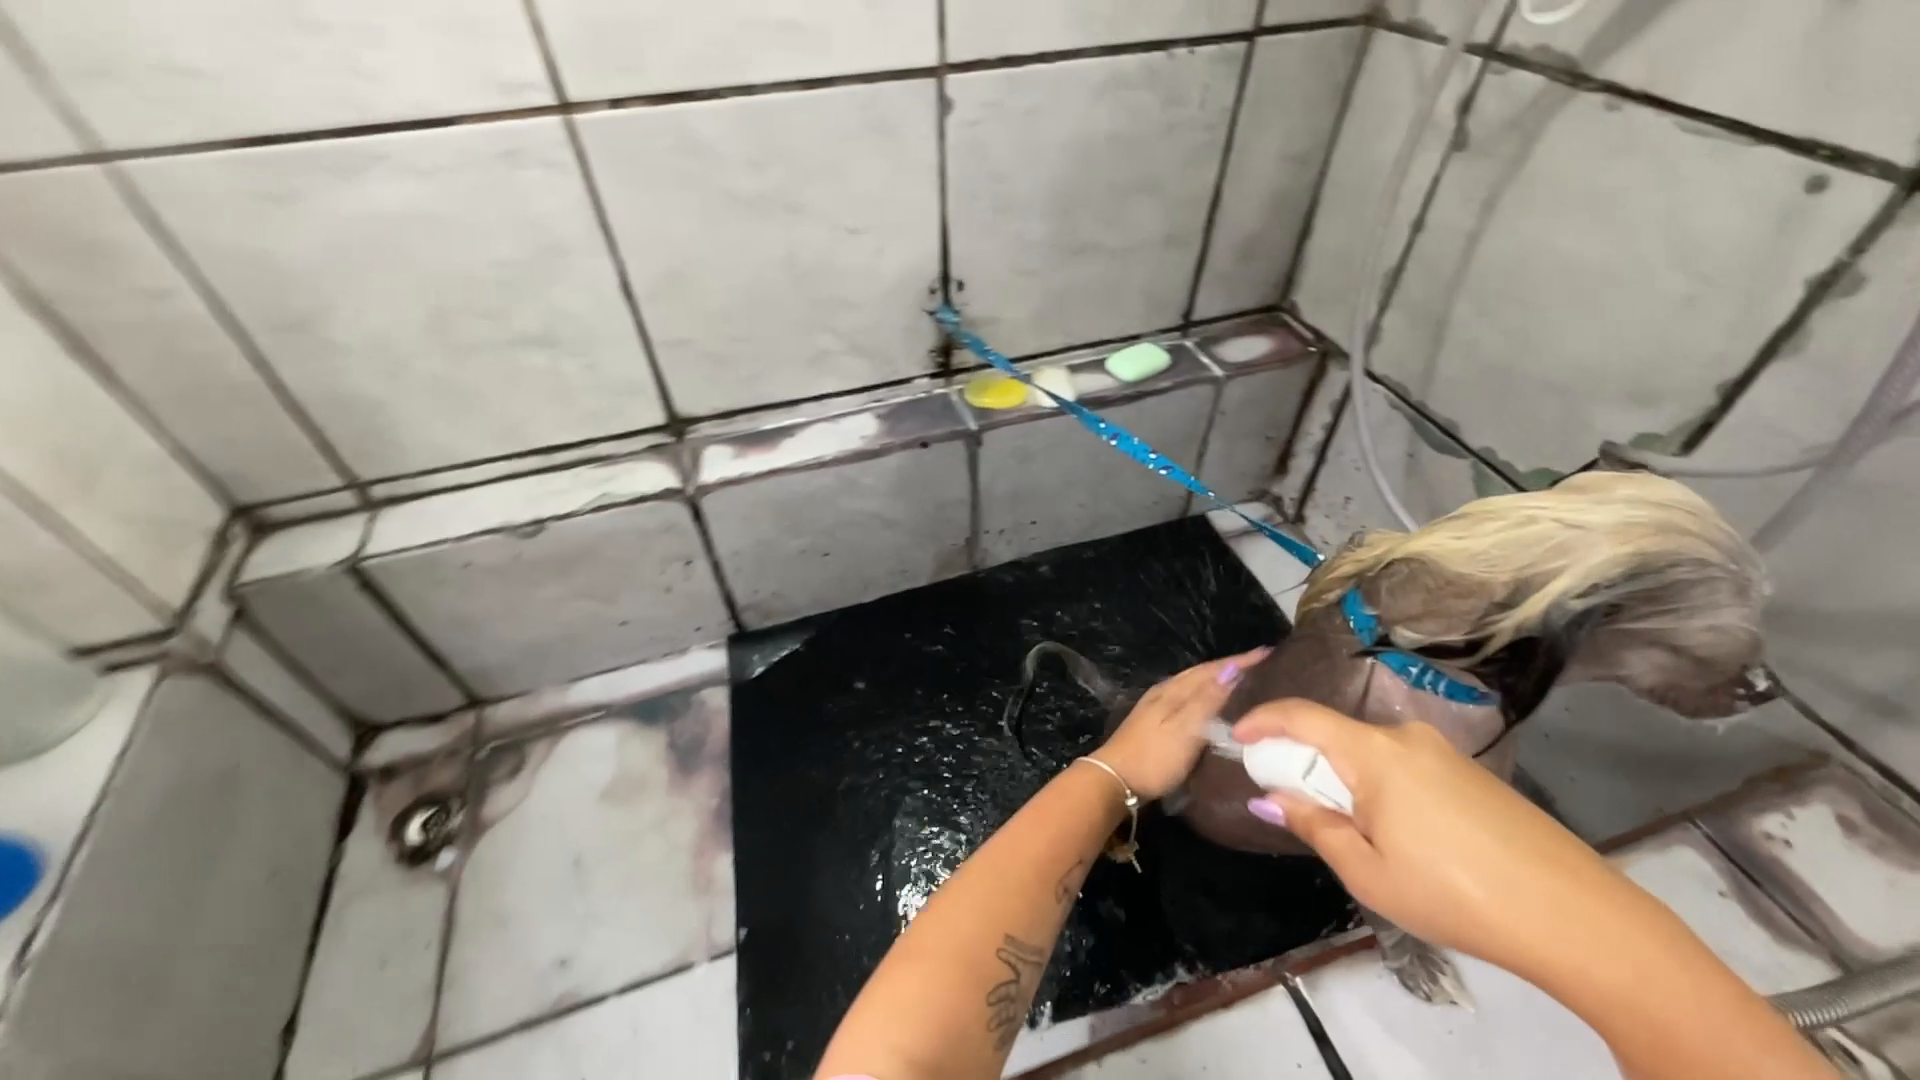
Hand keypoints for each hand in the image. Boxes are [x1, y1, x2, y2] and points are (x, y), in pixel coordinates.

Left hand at [1094, 647, 1267, 801]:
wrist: (1113, 780)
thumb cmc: (1153, 757)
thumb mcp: (1184, 729)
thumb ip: (1207, 700)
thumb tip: (1232, 670)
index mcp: (1173, 690)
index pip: (1212, 669)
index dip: (1240, 661)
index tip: (1268, 653)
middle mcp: (1165, 692)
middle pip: (1202, 673)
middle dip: (1231, 667)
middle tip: (1261, 666)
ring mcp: (1157, 707)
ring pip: (1194, 685)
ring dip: (1218, 680)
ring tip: (1244, 682)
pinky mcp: (1155, 723)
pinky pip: (1188, 699)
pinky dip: (1206, 697)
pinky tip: (1214, 707)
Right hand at [1231, 699, 1629, 979]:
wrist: (1574, 914)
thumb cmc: (1452, 894)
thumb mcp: (1366, 871)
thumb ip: (1312, 825)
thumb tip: (1270, 796)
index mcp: (1376, 754)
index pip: (1302, 716)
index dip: (1262, 721)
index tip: (1236, 738)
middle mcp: (1408, 739)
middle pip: (1336, 734)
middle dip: (1301, 759)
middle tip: (1286, 800)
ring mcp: (1445, 754)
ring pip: (1371, 753)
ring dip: (1342, 777)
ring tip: (1344, 829)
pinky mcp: (1471, 775)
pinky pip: (1404, 767)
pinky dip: (1378, 786)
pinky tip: (1394, 833)